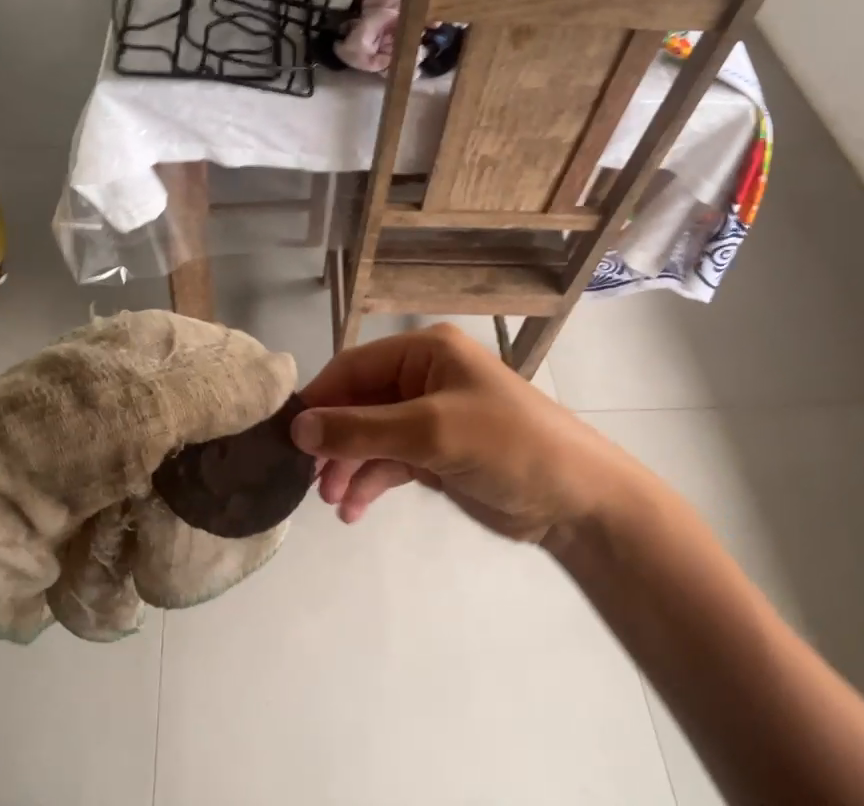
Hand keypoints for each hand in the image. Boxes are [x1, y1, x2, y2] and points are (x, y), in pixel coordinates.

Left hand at [0, 310, 295, 640]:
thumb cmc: (57, 445)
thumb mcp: (143, 405)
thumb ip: (221, 387)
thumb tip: (289, 368)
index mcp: (139, 343)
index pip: (225, 350)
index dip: (255, 384)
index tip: (276, 429)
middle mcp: (133, 384)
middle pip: (213, 405)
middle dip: (235, 442)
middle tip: (254, 477)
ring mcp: (120, 439)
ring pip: (194, 454)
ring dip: (209, 484)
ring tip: (228, 511)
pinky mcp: (110, 488)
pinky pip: (166, 493)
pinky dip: (181, 510)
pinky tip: (192, 525)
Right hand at [289, 324, 631, 543]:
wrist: (575, 499)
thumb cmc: (506, 446)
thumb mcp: (430, 432)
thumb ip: (360, 430)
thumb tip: (297, 428)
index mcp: (425, 352)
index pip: (354, 367)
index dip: (320, 400)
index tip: (288, 438)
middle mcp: (424, 378)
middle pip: (359, 404)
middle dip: (335, 442)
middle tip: (310, 479)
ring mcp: (431, 418)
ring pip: (371, 437)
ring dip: (350, 467)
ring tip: (334, 502)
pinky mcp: (438, 455)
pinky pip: (390, 462)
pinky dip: (371, 483)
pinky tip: (355, 511)